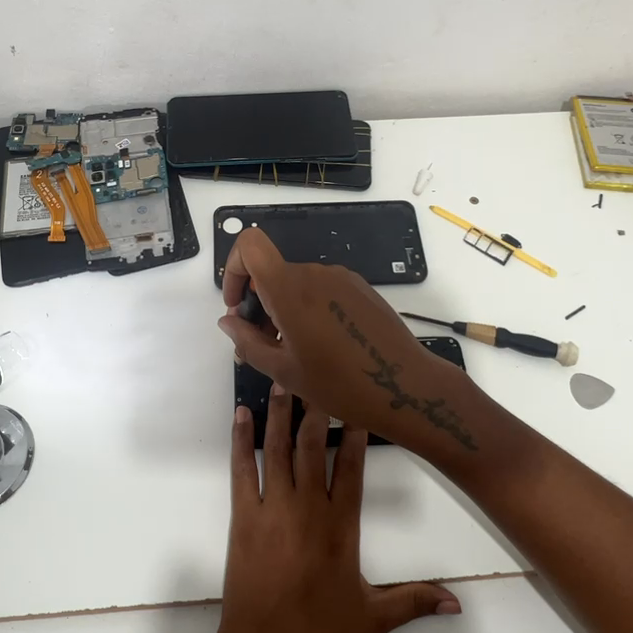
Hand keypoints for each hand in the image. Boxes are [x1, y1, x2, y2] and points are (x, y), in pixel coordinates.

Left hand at [185, 390, 459, 632]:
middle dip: (315, 408)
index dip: (354, 432)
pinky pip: (241, 470)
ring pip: (277, 450)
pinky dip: (240, 440)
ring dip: (279, 413)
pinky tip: (241, 415)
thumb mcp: (373, 620)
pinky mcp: (242, 519)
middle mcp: (307, 510)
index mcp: (340, 528)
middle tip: (317, 373)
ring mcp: (271, 511)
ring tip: (281, 380)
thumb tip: (456, 602)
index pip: (350, 467)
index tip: (357, 401)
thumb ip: (415, 601)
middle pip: (311, 447)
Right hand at [218, 227, 486, 458]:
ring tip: (294, 352)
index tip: (238, 306)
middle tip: (262, 345)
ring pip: (298, 283)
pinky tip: (322, 346)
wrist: (404, 387)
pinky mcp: (360, 288)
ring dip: (285, 309)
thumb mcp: (283, 371)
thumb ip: (247, 342)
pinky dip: (310, 309)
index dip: (235, 268)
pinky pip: (322, 289)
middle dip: (259, 303)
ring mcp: (341, 278)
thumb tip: (228, 321)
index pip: (250, 245)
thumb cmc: (339, 383)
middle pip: (273, 272)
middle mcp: (314, 273)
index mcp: (290, 288)